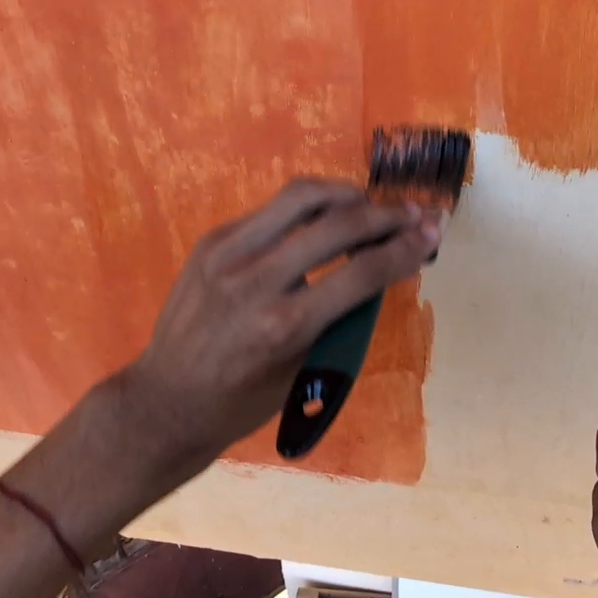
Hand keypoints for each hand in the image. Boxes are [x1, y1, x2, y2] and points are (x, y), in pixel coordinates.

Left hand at [126, 177, 442, 463]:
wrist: (165, 402)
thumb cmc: (242, 402)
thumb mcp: (305, 370)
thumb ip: (343, 316)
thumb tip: (383, 267)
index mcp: (285, 325)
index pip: (362, 272)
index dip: (406, 248)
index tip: (432, 234)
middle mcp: (257, 280)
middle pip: (339, 223)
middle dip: (387, 214)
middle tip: (414, 213)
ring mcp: (229, 253)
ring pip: (302, 197)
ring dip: (347, 195)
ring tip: (369, 204)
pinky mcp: (212, 240)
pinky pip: (272, 210)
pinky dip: (308, 210)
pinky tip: (324, 219)